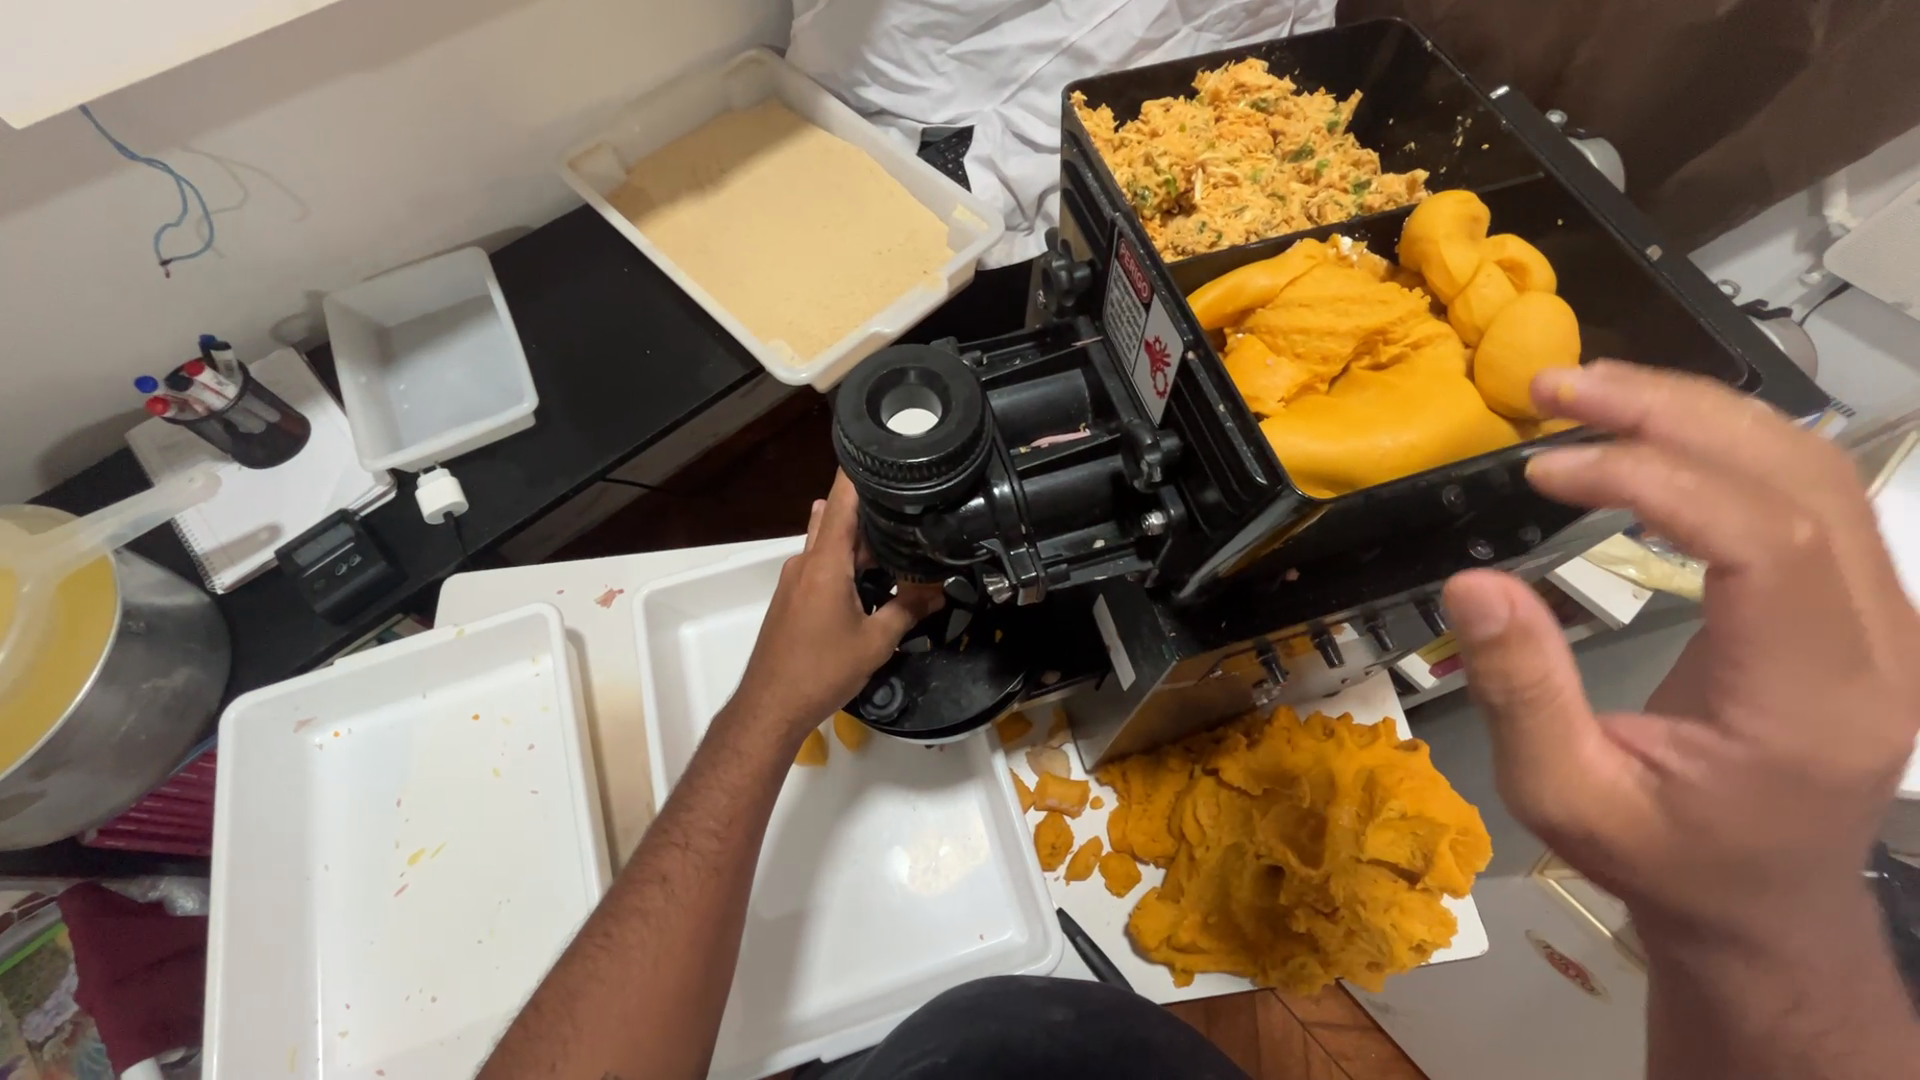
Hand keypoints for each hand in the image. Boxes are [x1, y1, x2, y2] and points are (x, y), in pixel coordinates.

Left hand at [730, 472, 944, 739]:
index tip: (881, 453)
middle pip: (837, 519)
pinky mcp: (793, 597)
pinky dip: (847, 561)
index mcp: (825, 563)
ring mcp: (795, 579)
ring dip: (859, 540)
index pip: (841, 501)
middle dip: (870, 511)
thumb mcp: (876, 641)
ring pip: (829, 544)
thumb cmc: (821, 671)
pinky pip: (823, 564)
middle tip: (909, 505)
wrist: (771, 705)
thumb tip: (940, 592)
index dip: (859, 473)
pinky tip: (873, 573)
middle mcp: (806, 562)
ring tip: (898, 538)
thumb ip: (908, 609)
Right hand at [1443, 360, 1919, 943]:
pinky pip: (1801, 492)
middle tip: (1552, 390)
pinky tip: (1642, 434)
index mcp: (1811, 698)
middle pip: (1801, 478)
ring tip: (1582, 393)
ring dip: (1693, 412)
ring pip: (1812, 468)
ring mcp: (1884, 618)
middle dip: (1671, 413)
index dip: (1653, 481)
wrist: (1759, 900)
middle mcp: (1881, 643)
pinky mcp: (1853, 606)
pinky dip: (1715, 443)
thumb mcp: (1561, 792)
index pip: (1767, 542)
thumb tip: (1469, 582)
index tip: (1543, 471)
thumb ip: (1521, 690)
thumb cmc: (1660, 857)